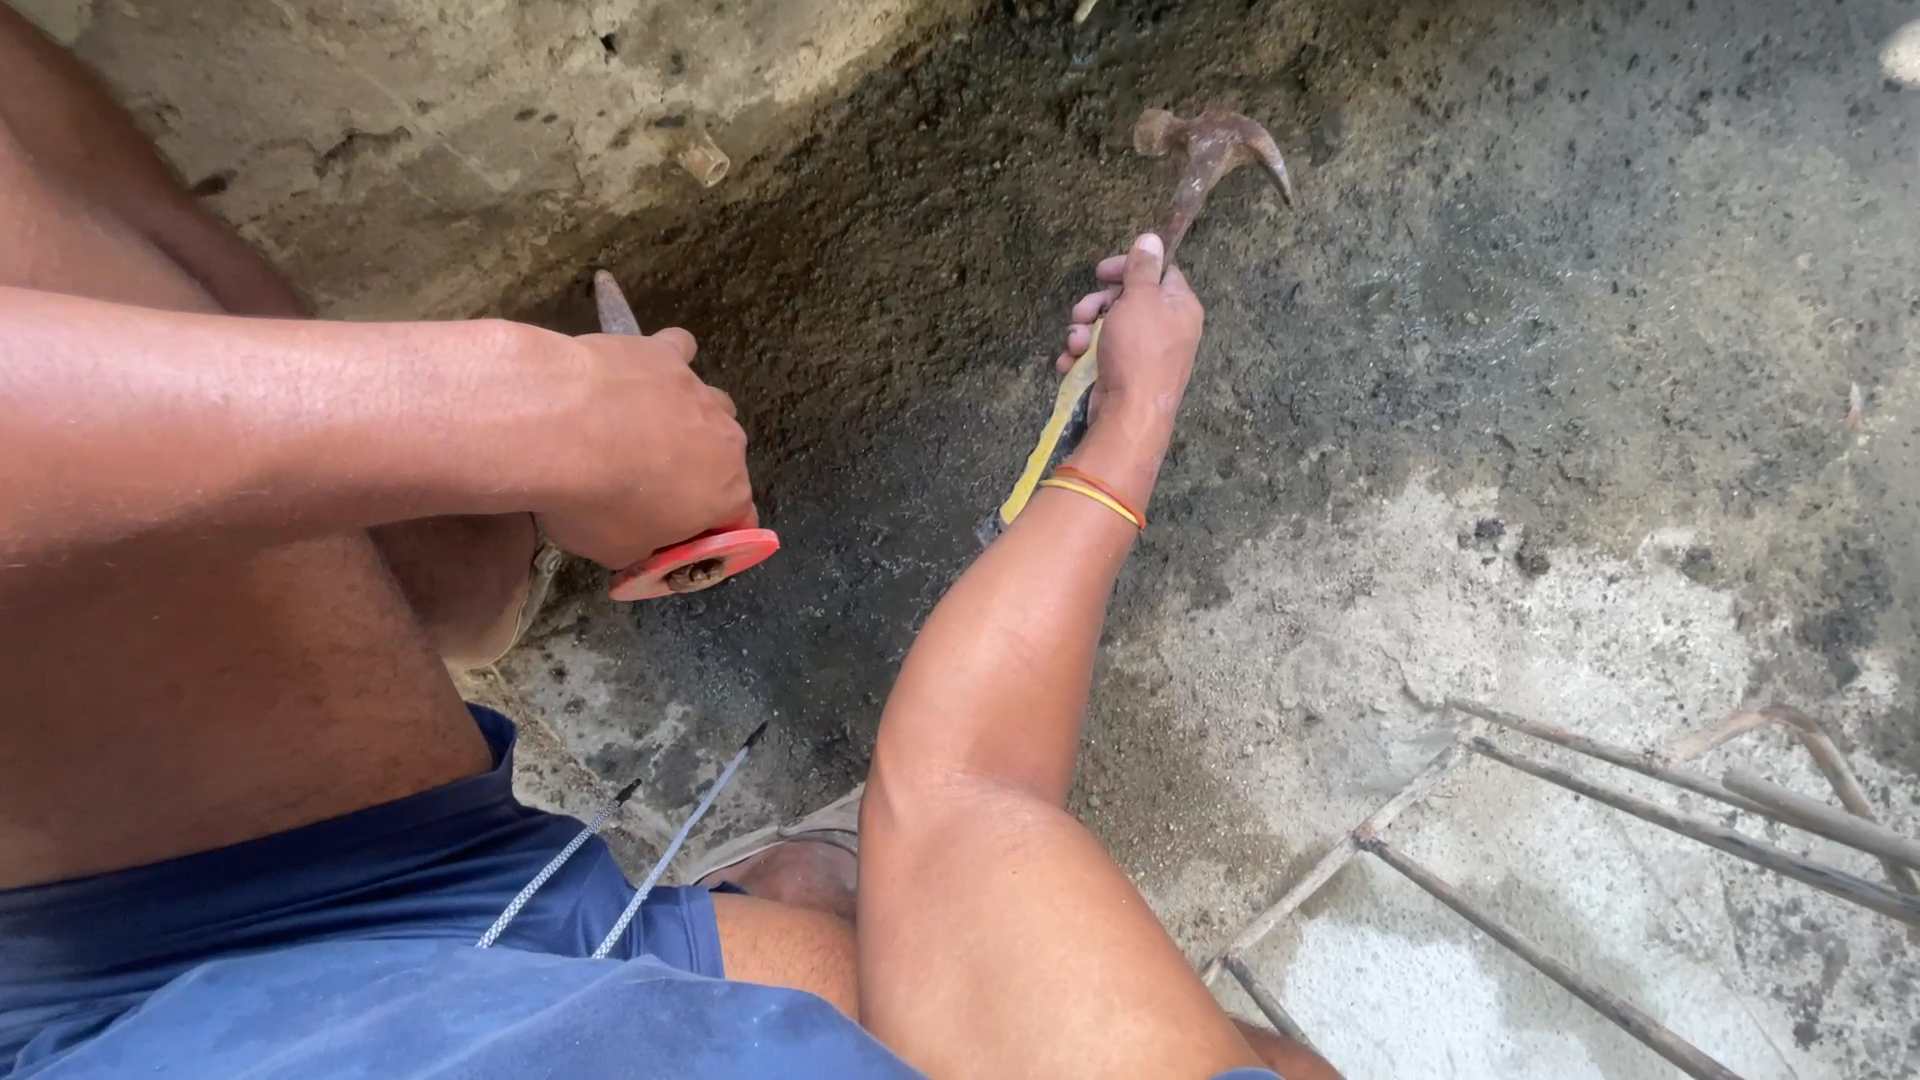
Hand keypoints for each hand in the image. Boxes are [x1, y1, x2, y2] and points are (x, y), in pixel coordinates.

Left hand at [533, 326, 755, 568]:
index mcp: (728, 494)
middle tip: (651, 486)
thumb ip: (645, 546)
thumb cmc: (594, 500)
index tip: (680, 538)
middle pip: (727, 462)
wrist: (556, 426)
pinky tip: (641, 369)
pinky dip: (666, 362)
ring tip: (642, 427)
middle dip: (699, 474)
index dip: (713, 533)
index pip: (741, 522)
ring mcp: (699, 393)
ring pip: (711, 407)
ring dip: (689, 421)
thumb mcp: (618, 551)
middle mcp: (728, 441)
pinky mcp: (665, 354)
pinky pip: (678, 351)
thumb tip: (640, 540)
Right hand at [1054, 233, 1204, 432]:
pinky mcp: (1119, 376)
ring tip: (1075, 346)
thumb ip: (1143, 268)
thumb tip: (1152, 238)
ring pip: (1104, 329)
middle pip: (1124, 301)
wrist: (1128, 413)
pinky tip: (1070, 364)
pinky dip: (1080, 358)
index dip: (1127, 268)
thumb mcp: (1140, 299)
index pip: (1158, 273)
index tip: (1101, 271)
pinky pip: (1096, 356)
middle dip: (1095, 306)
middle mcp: (1164, 330)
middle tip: (1081, 313)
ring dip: (1081, 333)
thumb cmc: (1139, 351)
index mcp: (1179, 307)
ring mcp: (1141, 355)